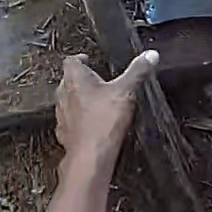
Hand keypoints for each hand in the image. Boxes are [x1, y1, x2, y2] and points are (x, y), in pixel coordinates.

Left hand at [54, 50, 158, 165]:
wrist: (90, 155)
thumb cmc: (103, 122)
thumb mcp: (126, 91)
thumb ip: (138, 71)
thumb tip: (150, 56)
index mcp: (75, 79)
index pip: (71, 61)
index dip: (79, 59)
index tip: (86, 60)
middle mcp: (64, 94)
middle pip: (68, 80)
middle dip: (80, 79)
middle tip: (94, 80)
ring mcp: (62, 114)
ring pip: (67, 101)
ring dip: (78, 100)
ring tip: (94, 102)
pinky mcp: (65, 132)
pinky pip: (69, 121)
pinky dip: (78, 120)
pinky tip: (90, 124)